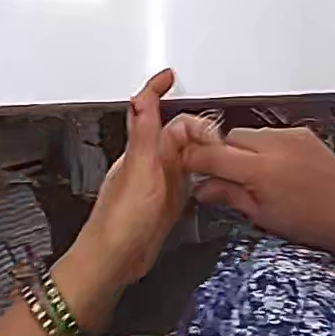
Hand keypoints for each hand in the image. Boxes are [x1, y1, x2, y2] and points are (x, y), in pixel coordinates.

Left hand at [0, 70, 200, 335]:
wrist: (115, 260)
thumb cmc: (121, 221)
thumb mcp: (140, 170)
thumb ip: (145, 133)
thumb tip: (142, 96)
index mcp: (140, 149)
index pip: (147, 109)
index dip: (156, 89)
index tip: (168, 75)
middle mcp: (149, 161)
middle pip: (173, 130)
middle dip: (195, 123)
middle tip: (216, 130)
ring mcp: (158, 181)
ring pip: (181, 152)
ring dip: (200, 144)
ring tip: (219, 146)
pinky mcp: (167, 200)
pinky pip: (186, 176)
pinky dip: (200, 168)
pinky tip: (207, 174)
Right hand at [179, 125, 334, 276]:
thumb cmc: (310, 221)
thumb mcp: (262, 215)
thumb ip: (229, 195)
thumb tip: (204, 188)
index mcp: (259, 171)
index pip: (212, 155)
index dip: (194, 159)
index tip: (187, 164)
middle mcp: (274, 147)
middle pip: (229, 137)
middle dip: (222, 153)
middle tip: (225, 175)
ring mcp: (290, 136)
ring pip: (249, 133)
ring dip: (244, 149)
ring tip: (255, 173)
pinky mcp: (302, 133)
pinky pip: (272, 133)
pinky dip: (266, 146)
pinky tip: (276, 166)